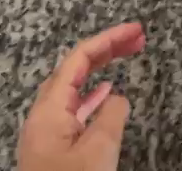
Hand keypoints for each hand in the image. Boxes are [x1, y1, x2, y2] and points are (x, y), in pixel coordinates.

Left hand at [16, 22, 145, 170]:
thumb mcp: (99, 150)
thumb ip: (112, 114)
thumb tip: (116, 98)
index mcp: (49, 109)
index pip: (79, 58)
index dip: (108, 38)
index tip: (137, 30)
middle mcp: (43, 116)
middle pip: (73, 68)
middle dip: (105, 48)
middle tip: (137, 38)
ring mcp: (46, 134)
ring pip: (73, 87)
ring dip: (101, 68)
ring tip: (127, 56)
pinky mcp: (52, 150)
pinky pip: (73, 108)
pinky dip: (93, 94)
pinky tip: (108, 94)